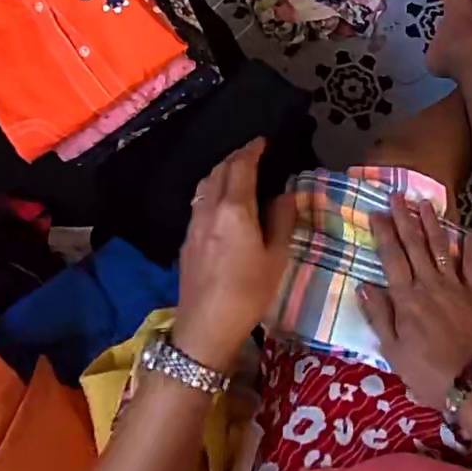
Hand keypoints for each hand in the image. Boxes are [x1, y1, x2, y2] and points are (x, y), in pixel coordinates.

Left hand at [174, 137, 294, 371]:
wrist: (205, 329)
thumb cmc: (249, 292)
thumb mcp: (277, 257)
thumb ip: (282, 220)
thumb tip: (285, 194)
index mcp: (235, 210)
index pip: (241, 168)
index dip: (252, 150)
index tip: (262, 140)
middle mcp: (210, 210)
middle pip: (218, 172)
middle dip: (235, 157)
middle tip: (253, 152)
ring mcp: (194, 225)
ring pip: (204, 185)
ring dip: (221, 171)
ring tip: (237, 171)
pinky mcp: (186, 241)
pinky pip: (198, 202)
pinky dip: (212, 189)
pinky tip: (222, 200)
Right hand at [356, 192, 471, 405]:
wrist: (471, 381)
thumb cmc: (426, 371)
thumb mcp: (393, 351)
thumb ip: (379, 316)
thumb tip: (363, 286)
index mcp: (407, 298)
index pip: (392, 258)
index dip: (384, 233)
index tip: (377, 212)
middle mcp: (430, 284)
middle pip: (415, 245)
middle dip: (405, 218)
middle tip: (398, 196)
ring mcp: (454, 286)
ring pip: (441, 247)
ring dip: (432, 224)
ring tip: (425, 202)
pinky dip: (469, 246)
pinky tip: (467, 231)